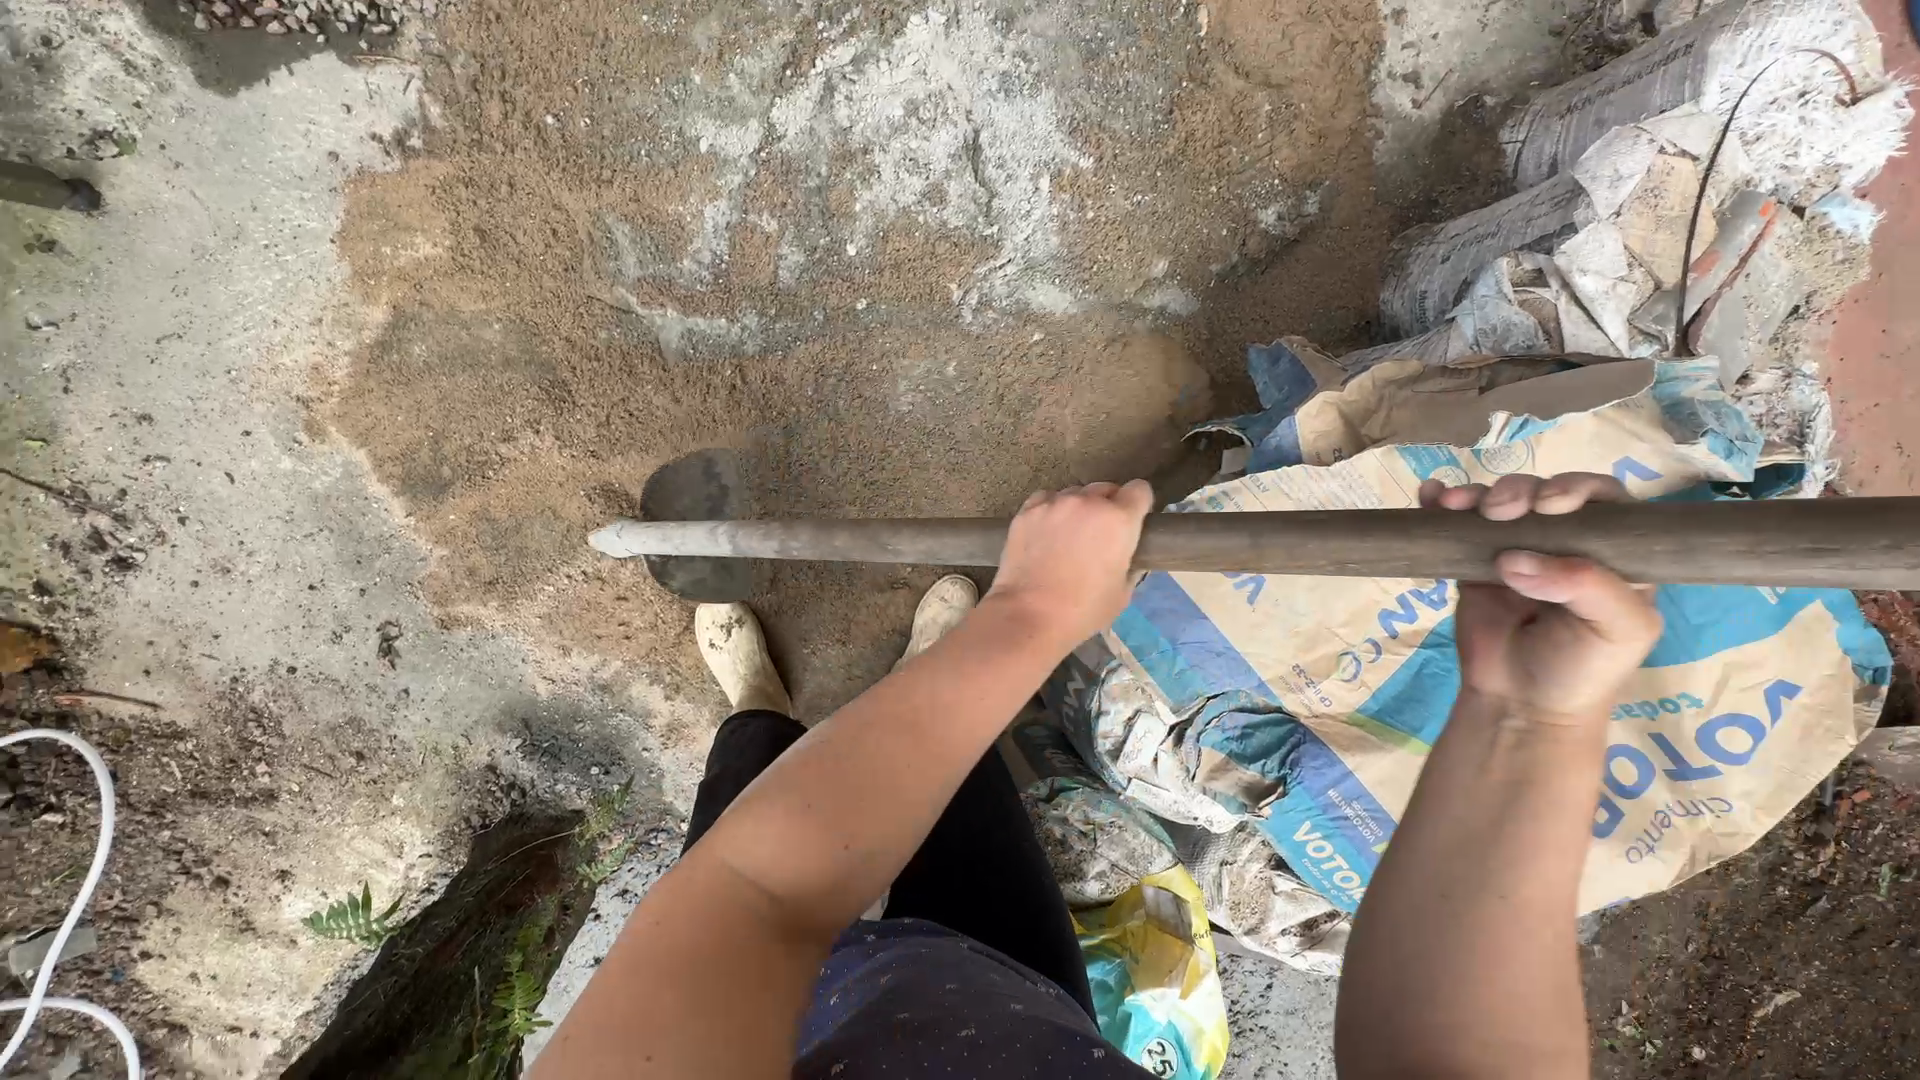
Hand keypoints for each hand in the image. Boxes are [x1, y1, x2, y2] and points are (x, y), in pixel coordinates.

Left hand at [984, 480, 1154, 647]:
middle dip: (1107, 506)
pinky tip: (1046, 532)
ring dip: (1078, 508)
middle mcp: (1088, 502)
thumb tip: (1126, 556)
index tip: (1133, 519)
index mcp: (1119, 520)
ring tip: (1069, 535)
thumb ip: (1129, 564)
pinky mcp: (1027, 511)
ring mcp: (1055, 504)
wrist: (1030, 614)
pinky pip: (1046, 500)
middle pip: (1105, 489)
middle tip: (1099, 534)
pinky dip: (1050, 510)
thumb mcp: (1122, 592)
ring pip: (1074, 494)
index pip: (1139, 490)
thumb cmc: (1083, 609)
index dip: (1138, 504)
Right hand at [1419, 473, 1662, 726]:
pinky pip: (1454, 526)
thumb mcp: (1616, 629)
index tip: (1549, 505)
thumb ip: (1585, 586)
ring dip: (1476, 494)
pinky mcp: (1470, 562)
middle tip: (1498, 512)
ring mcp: (1512, 549)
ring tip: (1453, 505)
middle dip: (1518, 491)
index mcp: (1612, 552)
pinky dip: (1439, 505)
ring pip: (1496, 503)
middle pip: (1542, 493)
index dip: (1577, 489)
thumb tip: (1512, 559)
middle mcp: (1562, 543)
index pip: (1603, 501)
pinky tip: (1429, 496)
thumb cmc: (1581, 667)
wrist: (1519, 703)